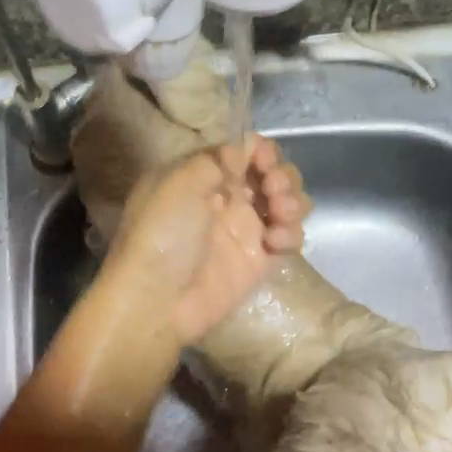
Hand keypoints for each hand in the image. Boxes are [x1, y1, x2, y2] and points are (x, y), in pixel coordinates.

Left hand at [101, 135, 308, 345]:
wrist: (158, 302)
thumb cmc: (162, 236)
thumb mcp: (177, 183)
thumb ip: (215, 160)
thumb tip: (242, 149)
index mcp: (204, 176)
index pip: (245, 151)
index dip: (261, 151)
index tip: (263, 163)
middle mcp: (228, 199)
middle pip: (272, 174)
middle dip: (282, 176)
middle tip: (273, 191)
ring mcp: (246, 231)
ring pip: (287, 203)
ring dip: (293, 202)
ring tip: (280, 215)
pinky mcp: (260, 261)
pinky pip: (290, 237)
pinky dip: (291, 235)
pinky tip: (274, 244)